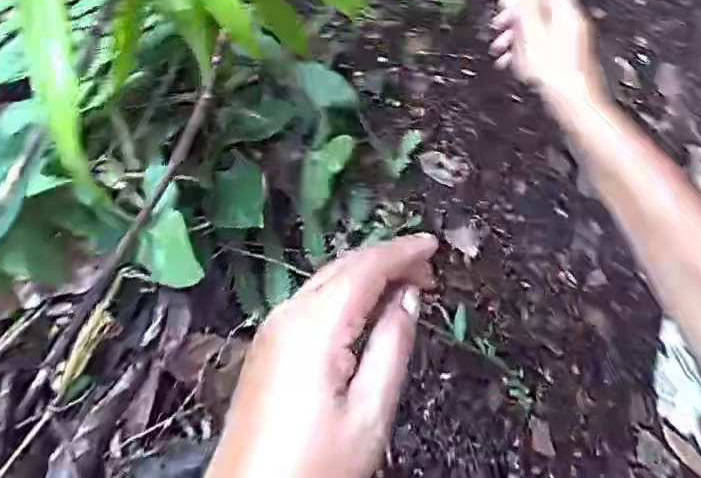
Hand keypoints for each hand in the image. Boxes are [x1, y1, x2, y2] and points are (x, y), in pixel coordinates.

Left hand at [208, 234, 438, 477]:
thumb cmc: (312, 469)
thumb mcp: (368, 415)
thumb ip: (393, 345)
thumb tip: (408, 297)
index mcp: (315, 324)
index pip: (367, 265)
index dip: (403, 250)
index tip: (433, 245)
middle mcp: (289, 314)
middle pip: (346, 265)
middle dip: (389, 259)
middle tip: (427, 271)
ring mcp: (274, 329)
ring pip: (329, 279)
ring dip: (369, 274)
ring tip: (405, 287)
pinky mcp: (268, 347)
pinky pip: (314, 300)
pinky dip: (347, 293)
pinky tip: (367, 310)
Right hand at [490, 0, 608, 107]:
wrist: (575, 105)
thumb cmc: (556, 73)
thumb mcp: (531, 35)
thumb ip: (523, 12)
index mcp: (568, 14)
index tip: (507, 1)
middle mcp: (572, 25)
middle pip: (540, 11)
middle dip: (515, 18)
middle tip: (499, 26)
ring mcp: (570, 43)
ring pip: (538, 30)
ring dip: (516, 37)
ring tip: (499, 49)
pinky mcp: (566, 60)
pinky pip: (542, 47)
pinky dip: (525, 51)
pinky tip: (509, 63)